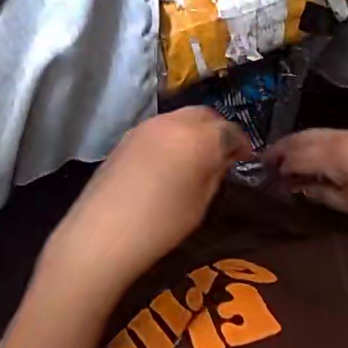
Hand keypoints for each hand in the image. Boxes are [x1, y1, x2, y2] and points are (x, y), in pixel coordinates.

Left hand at [36, 108, 252, 310]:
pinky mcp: (126, 137)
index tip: (244, 158)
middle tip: (222, 153)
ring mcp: (145, 127)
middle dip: (216, 130)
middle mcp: (172, 122)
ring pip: (179, 119)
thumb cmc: (161, 224)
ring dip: (192, 131)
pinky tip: (169, 160)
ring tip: (196, 157)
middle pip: (203, 115)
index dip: (240, 143)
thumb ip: (215, 172)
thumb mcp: (201, 202)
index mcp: (198, 136)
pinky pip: (158, 128)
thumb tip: (223, 158)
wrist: (103, 232)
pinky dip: (170, 137)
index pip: (229, 130)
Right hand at [264, 127, 347, 254]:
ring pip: (328, 133)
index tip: (263, 175)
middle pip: (307, 135)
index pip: (294, 153)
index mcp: (336, 151)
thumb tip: (299, 186)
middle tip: (271, 163)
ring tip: (300, 163)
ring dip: (309, 145)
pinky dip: (332, 145)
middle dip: (286, 147)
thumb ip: (322, 193)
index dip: (276, 164)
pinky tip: (336, 162)